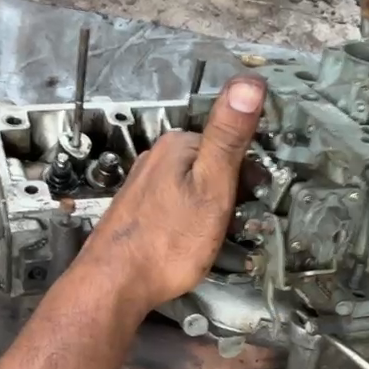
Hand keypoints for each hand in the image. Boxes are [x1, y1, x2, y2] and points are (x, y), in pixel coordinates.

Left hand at [73, 76, 265, 314]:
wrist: (116, 284)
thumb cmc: (164, 244)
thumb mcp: (212, 187)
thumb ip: (228, 136)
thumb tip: (248, 84)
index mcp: (177, 146)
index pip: (231, 146)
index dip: (249, 178)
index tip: (252, 203)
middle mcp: (156, 160)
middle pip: (211, 167)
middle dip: (229, 195)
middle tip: (232, 226)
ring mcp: (145, 186)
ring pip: (194, 190)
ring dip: (211, 213)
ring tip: (209, 240)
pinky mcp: (140, 212)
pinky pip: (177, 209)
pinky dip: (190, 225)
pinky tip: (188, 245)